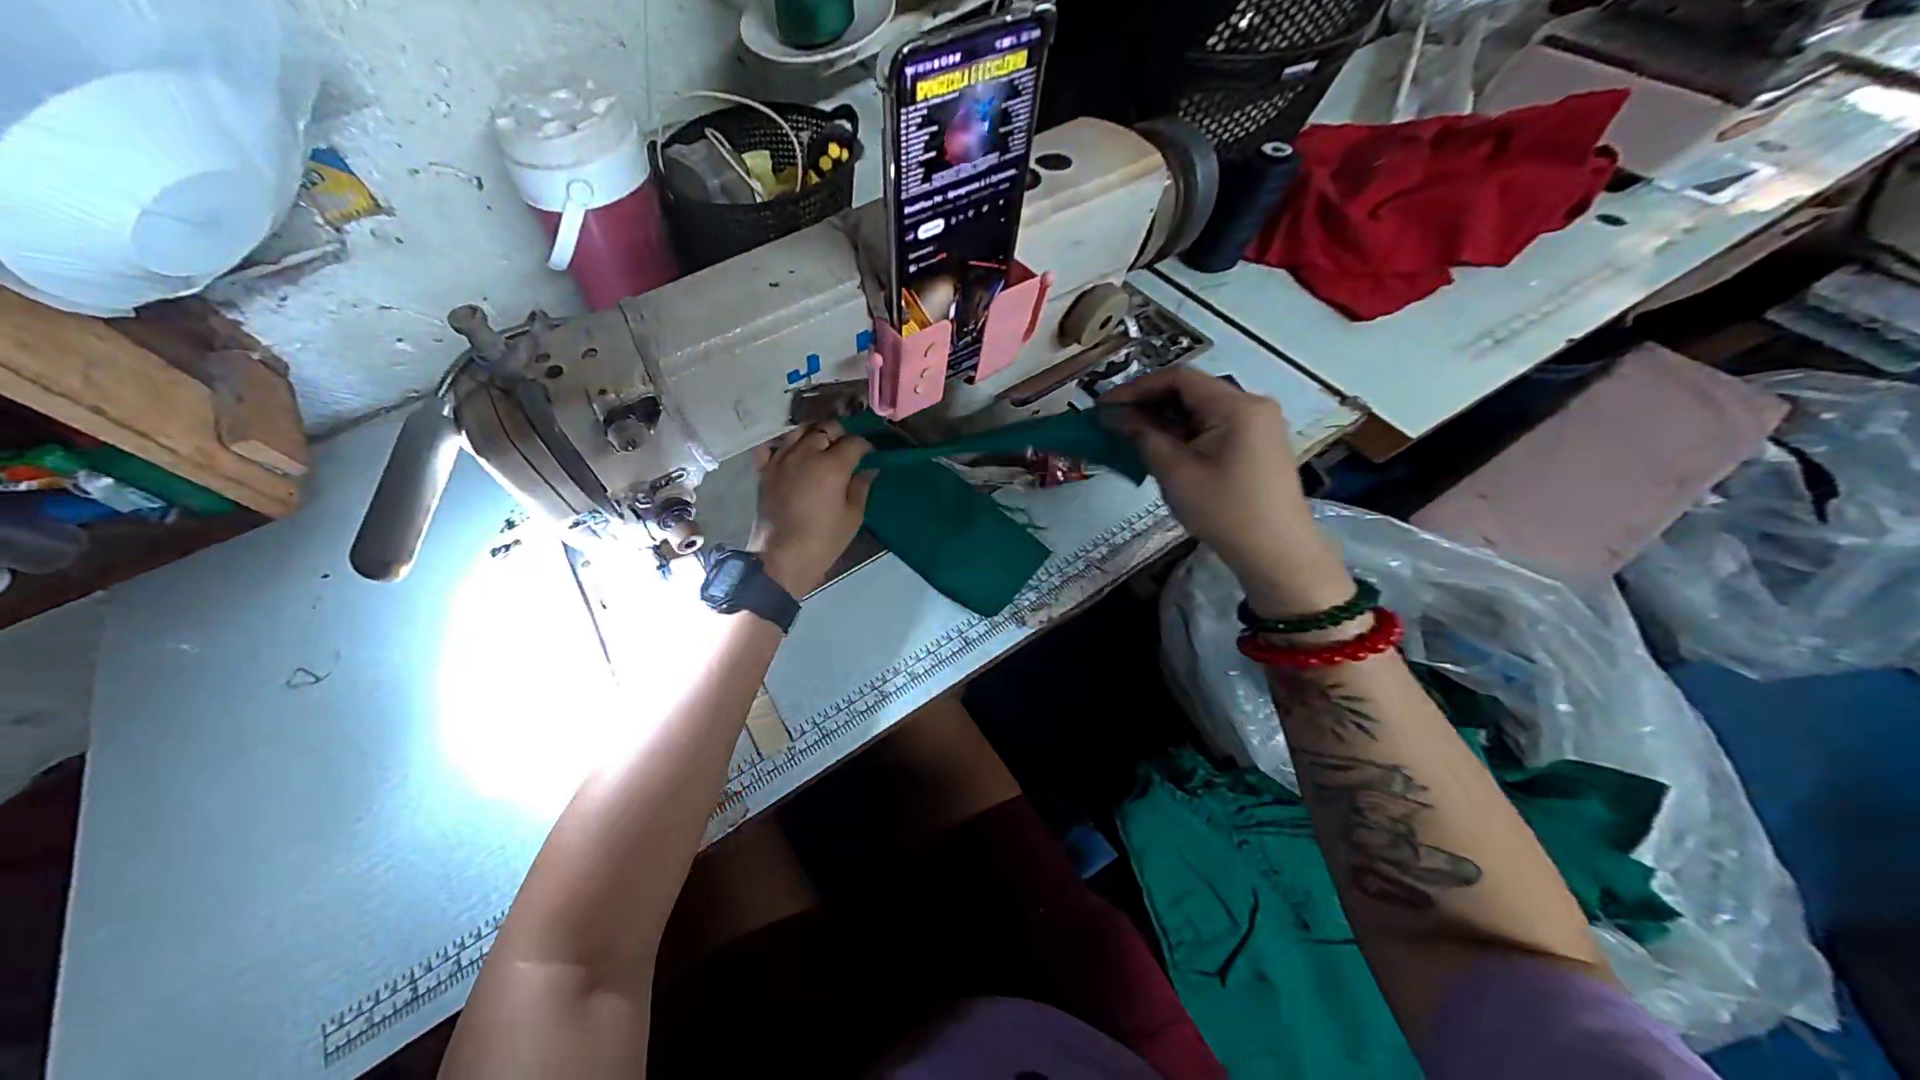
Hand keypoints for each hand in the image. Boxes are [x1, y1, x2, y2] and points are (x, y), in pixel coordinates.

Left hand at [748, 420, 874, 595]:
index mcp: (833, 465)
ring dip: (813, 434)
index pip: (854, 442)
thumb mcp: (853, 516)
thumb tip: (869, 470)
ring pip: (799, 430)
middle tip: (846, 449)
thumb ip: (861, 487)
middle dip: (840, 434)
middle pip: (826, 428)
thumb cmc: (824, 540)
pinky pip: (771, 446)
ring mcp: (782, 459)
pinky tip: (790, 452)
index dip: (865, 446)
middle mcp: (806, 454)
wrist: (782, 557)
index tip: (869, 455)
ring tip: (820, 445)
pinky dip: (782, 445)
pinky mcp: (765, 470)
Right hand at [1104, 368, 1351, 614]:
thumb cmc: (1224, 511)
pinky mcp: (1258, 443)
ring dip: (1166, 419)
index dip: (1137, 388)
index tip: (1104, 405)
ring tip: (1132, 436)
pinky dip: (1186, 431)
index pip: (1179, 378)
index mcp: (1237, 406)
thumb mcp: (1176, 473)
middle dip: (1150, 403)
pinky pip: (1215, 425)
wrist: (1276, 553)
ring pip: (1202, 408)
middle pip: (1192, 390)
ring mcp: (1259, 424)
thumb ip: (1143, 436)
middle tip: (1113, 422)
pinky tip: (1163, 448)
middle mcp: (1253, 404)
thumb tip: (1115, 415)